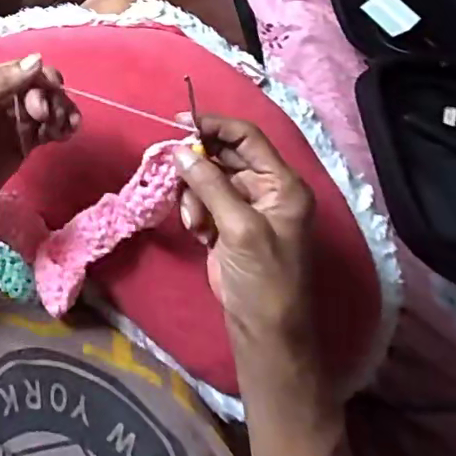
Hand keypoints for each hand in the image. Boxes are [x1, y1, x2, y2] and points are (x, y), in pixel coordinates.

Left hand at [0, 55, 79, 209]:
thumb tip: (38, 60)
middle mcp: (6, 94)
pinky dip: (64, 127)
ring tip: (63, 129)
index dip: (40, 81)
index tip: (43, 103)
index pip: (25, 69)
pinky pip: (51, 127)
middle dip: (52, 98)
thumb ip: (0, 83)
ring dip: (63, 111)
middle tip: (47, 119)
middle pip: (42, 86)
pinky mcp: (27, 141)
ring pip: (51, 105)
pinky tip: (67, 134)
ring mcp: (18, 118)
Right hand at [176, 115, 319, 351]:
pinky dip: (194, 211)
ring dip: (194, 194)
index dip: (214, 124)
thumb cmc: (263, 280)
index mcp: (282, 184)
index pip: (247, 136)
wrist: (264, 333)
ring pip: (208, 177)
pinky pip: (203, 199)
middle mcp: (266, 189)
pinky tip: (198, 233)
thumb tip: (180, 149)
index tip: (179, 122)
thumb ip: (209, 184)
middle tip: (172, 170)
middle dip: (198, 165)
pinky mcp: (229, 224)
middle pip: (224, 155)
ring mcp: (247, 207)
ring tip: (194, 222)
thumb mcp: (239, 228)